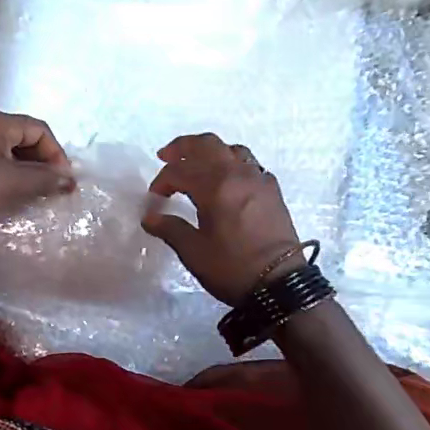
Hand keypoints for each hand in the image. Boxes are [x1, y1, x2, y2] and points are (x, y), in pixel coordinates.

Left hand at [0, 110, 75, 227]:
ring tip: (37, 190)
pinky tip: (15, 190)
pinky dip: (10, 171)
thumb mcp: (14, 183)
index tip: (63, 179)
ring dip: (27, 168)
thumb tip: (69, 179)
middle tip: (53, 185)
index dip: (56, 153)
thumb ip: (45, 179)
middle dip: (43, 161)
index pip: (40, 130)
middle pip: (25, 137)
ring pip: (10, 149)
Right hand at [142, 133, 302, 303]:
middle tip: (166, 156)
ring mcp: (259, 179)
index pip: (180, 171)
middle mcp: (238, 174)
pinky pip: (249, 164)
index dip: (162, 181)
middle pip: (207, 145)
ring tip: (196, 166)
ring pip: (231, 150)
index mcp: (216, 187)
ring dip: (209, 152)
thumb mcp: (194, 252)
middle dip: (183, 148)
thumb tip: (150, 217)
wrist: (280, 283)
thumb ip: (170, 228)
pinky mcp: (272, 190)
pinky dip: (231, 163)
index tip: (153, 199)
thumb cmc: (232, 268)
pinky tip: (225, 182)